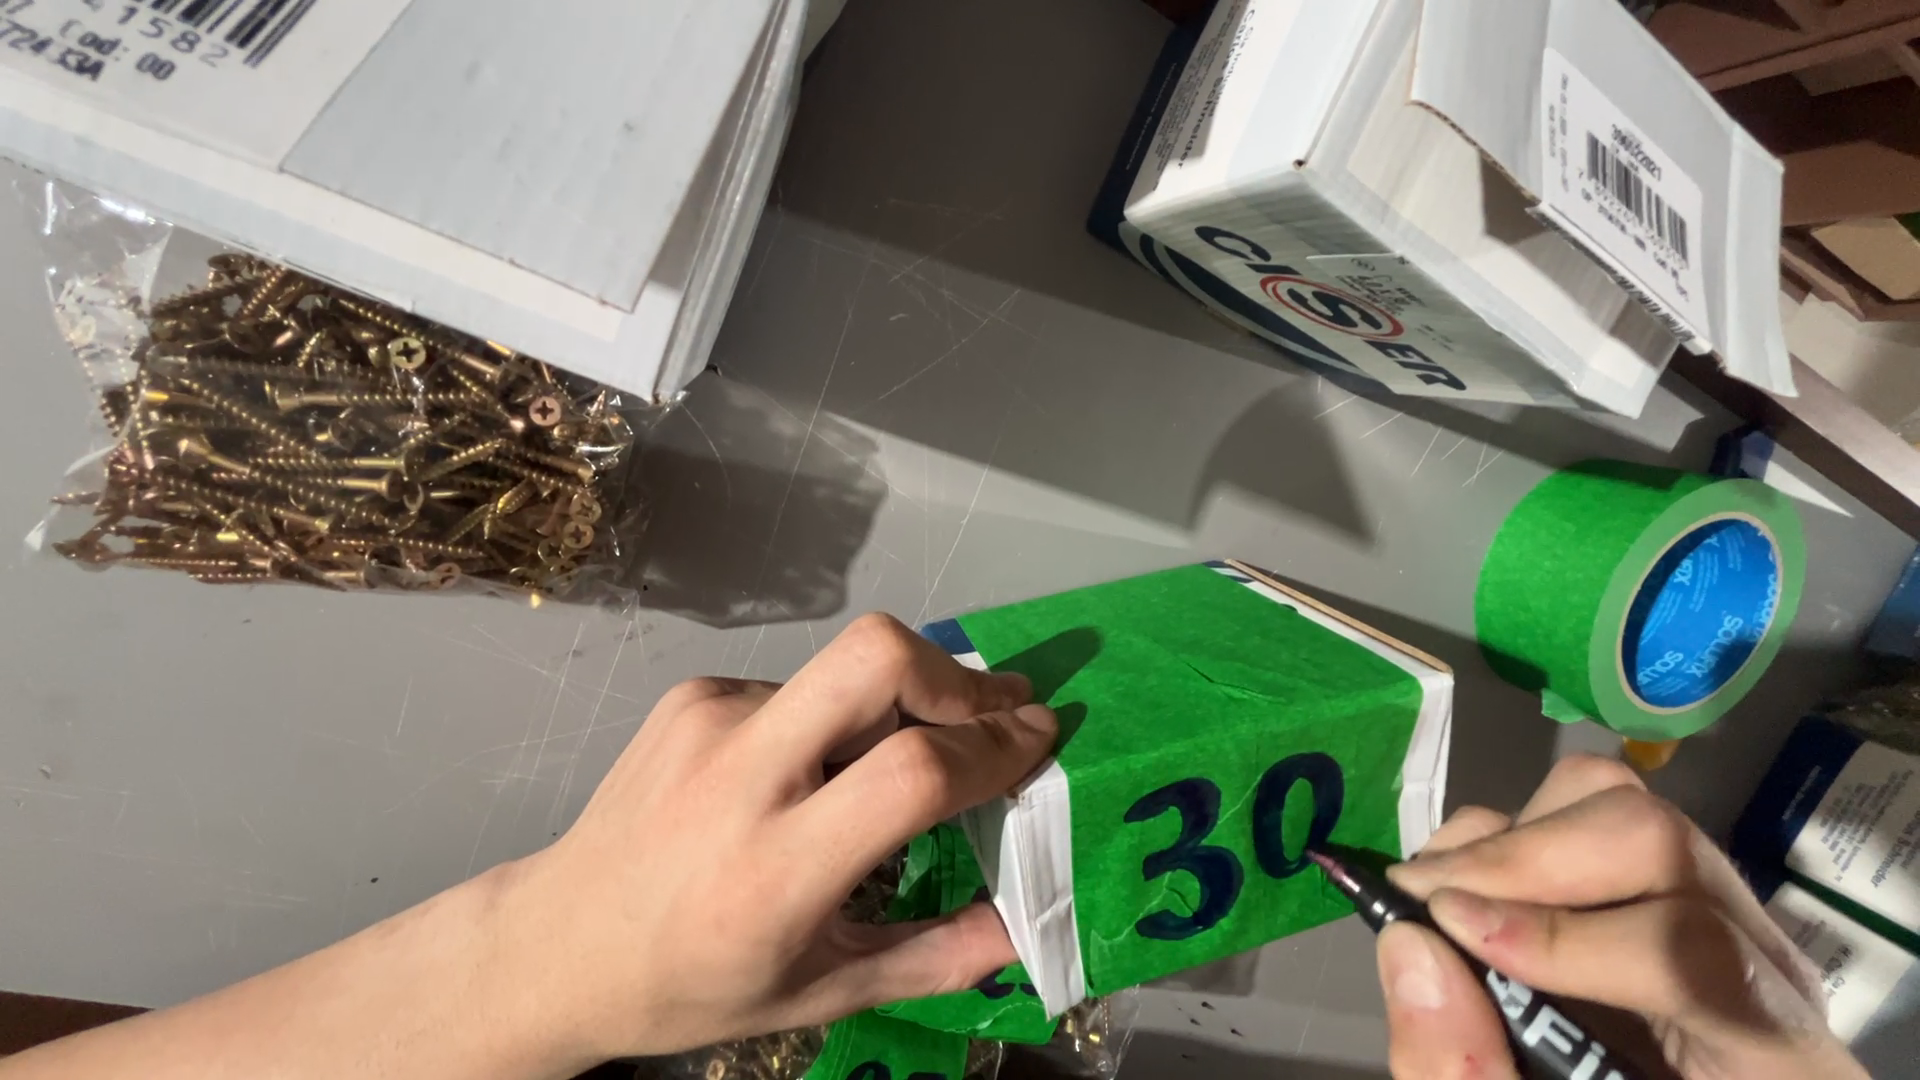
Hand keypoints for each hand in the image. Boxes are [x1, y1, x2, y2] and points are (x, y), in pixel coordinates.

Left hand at [498, 614, 1056, 1063]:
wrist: (554, 942)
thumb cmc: (693, 985)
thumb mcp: (823, 991)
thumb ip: (939, 956)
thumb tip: (1029, 920)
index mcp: (775, 868)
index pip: (911, 771)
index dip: (992, 745)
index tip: (1038, 736)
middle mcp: (738, 772)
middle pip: (873, 655)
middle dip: (956, 672)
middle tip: (998, 704)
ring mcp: (709, 716)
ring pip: (845, 667)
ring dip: (903, 699)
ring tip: (907, 745)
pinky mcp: (694, 693)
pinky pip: (803, 685)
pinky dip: (839, 716)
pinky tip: (815, 763)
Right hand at [1375, 755, 1865, 1079]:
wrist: (1573, 1075)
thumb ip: (1465, 1067)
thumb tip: (1408, 942)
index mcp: (1769, 1060)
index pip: (1699, 954)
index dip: (1563, 934)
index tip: (1452, 931)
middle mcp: (1753, 962)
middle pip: (1654, 841)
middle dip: (1518, 859)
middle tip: (1428, 898)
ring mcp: (1692, 903)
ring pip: (1608, 801)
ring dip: (1496, 839)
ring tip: (1435, 892)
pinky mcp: (1623, 876)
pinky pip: (1561, 805)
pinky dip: (1483, 835)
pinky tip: (1452, 890)